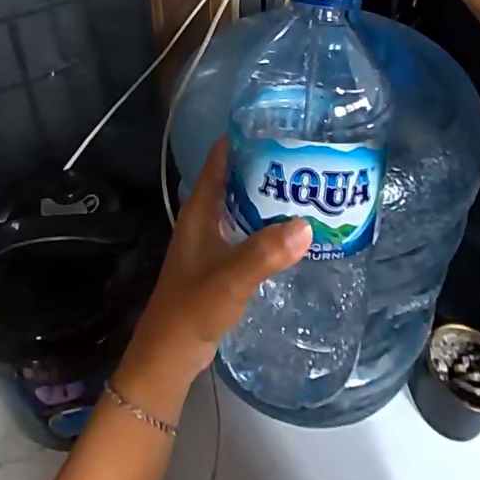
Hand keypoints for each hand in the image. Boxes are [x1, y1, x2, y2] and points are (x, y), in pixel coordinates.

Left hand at [115, 140, 310, 416]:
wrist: (170, 353)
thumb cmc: (192, 308)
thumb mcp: (230, 279)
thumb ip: (264, 253)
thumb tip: (306, 224)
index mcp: (200, 208)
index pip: (220, 158)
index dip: (245, 138)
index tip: (280, 126)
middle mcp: (204, 216)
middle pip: (236, 177)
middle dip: (267, 165)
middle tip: (308, 156)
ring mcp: (212, 237)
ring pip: (243, 203)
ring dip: (269, 195)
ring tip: (309, 187)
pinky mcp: (220, 259)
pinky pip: (247, 228)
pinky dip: (268, 223)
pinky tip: (294, 230)